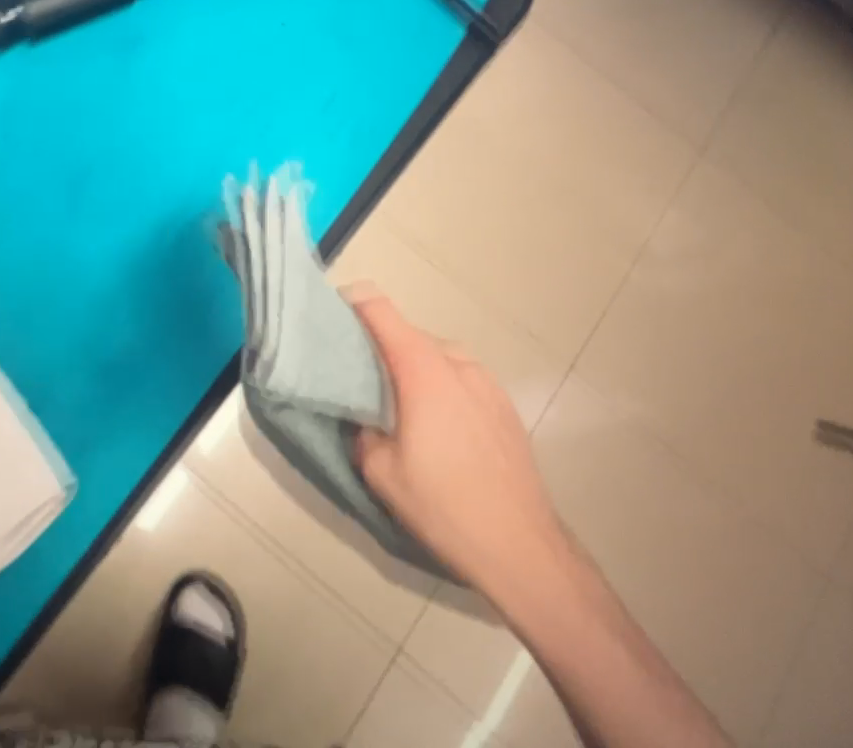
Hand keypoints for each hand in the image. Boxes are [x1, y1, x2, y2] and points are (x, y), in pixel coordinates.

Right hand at [347, 284, 569, 596]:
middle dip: (381, 343)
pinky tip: (435, 424)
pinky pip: (462, 378)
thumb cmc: (442, 506)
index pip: (382, 313)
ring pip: (440, 356)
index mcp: (424, 372)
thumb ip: (363, 429)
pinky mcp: (506, 408)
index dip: (353, 304)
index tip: (331, 315)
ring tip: (396, 401)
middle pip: (411, 333)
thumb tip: (366, 417)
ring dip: (413, 365)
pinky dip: (440, 383)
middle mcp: (459, 366)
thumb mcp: (379, 471)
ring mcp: (489, 385)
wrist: (521, 547)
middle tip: (357, 373)